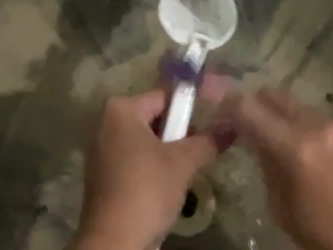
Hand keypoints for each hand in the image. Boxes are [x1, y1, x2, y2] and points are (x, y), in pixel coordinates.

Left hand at [75, 87, 222, 249]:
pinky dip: (150, 166)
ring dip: (166, 152)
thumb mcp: (182, 163)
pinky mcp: (102, 173)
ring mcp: (101, 148)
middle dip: (178, 133)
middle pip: (153, 118)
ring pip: (144, 141)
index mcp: (121, 109)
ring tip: (187, 168)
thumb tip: (231, 127)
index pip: (163, 96)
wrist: (115, 241)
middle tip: (201, 149)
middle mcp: (106, 122)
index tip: (211, 120)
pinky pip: (133, 159)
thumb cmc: (147, 190)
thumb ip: (206, 142)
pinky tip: (166, 185)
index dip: (189, 108)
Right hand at [223, 87, 332, 249]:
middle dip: (250, 102)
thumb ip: (265, 165)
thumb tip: (253, 140)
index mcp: (295, 147)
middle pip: (270, 94)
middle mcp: (315, 123)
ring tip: (269, 135)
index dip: (224, 100)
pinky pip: (314, 114)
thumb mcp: (285, 209)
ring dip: (276, 112)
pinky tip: (299, 145)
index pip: (248, 107)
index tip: (207, 97)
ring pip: (293, 102)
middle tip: (237, 119)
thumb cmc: (329, 238)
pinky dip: (299, 122)